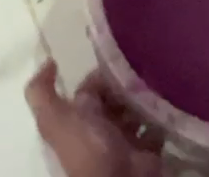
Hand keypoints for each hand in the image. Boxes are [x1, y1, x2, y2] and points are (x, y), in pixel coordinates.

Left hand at [25, 61, 164, 176]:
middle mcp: (99, 132)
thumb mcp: (54, 119)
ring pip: (135, 112)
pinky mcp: (145, 152)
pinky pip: (155, 129)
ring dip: (144, 98)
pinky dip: (160, 118)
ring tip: (157, 80)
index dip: (101, 75)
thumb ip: (42, 94)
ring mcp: (123, 143)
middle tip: (144, 66)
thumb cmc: (87, 148)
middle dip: (127, 83)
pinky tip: (165, 102)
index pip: (89, 90)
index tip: (120, 55)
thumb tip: (47, 62)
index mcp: (77, 122)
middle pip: (113, 99)